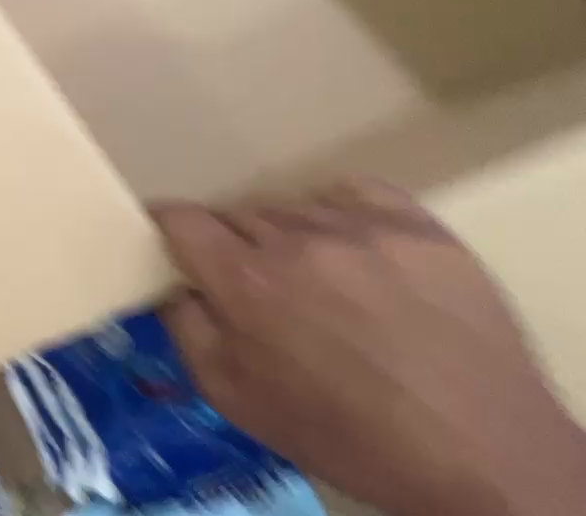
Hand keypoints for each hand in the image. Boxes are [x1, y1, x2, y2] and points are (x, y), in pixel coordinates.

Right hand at [155, 180, 585, 515]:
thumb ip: (182, 325)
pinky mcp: (422, 231)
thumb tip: (171, 281)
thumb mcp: (229, 394)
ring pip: (290, 208)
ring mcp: (362, 231)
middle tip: (257, 289)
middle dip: (232, 245)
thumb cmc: (342, 433)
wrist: (486, 462)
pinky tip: (353, 250)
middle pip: (233, 214)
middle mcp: (294, 240)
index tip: (179, 252)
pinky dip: (339, 213)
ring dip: (287, 237)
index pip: (177, 217)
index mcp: (242, 278)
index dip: (170, 231)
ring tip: (318, 281)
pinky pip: (353, 194)